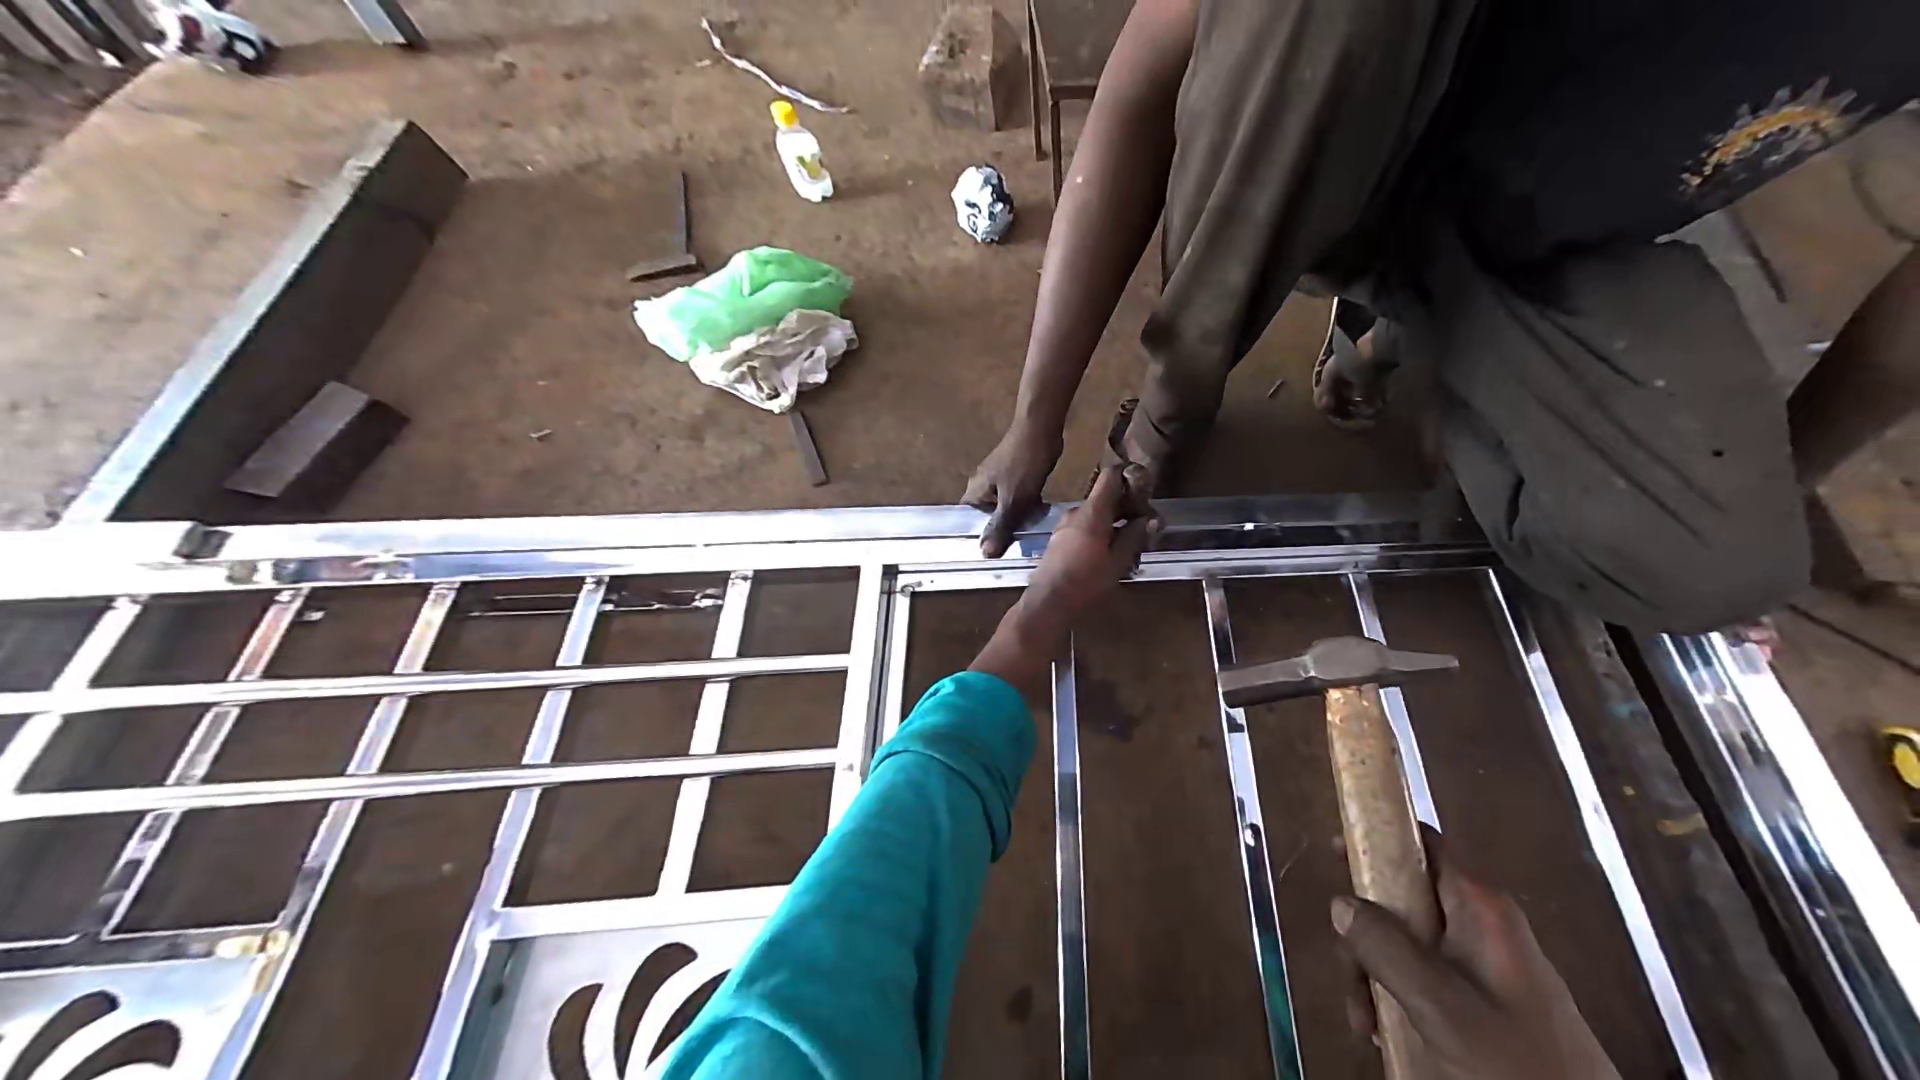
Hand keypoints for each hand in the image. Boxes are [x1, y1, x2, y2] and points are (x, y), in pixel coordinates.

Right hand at [963, 422, 1063, 557]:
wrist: (1042, 429)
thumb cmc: (1025, 464)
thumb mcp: (1014, 500)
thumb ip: (1000, 527)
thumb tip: (985, 554)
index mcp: (974, 492)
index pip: (967, 523)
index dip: (977, 538)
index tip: (990, 554)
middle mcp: (980, 486)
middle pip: (986, 517)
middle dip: (999, 531)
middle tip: (1013, 549)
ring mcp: (997, 479)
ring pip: (1002, 508)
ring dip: (1013, 519)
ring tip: (1025, 536)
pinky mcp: (1013, 475)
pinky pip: (1014, 498)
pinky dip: (1022, 506)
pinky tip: (1035, 515)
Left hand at [968, 465, 1157, 700]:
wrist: (1047, 604)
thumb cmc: (1085, 584)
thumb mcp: (1117, 562)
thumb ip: (1133, 537)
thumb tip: (1149, 519)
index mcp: (1091, 513)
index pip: (1110, 477)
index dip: (1128, 476)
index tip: (1144, 489)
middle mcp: (1075, 513)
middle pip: (1104, 499)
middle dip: (1126, 509)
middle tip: (1146, 527)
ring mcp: (1064, 526)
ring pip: (1095, 516)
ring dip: (1114, 525)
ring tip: (1131, 549)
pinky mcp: (1058, 540)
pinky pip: (1083, 528)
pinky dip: (1099, 535)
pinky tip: (1110, 557)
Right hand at [1332, 833, 1620, 1079]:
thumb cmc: (1518, 1067)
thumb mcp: (1442, 1008)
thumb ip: (1387, 948)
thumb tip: (1340, 902)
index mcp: (1480, 908)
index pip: (1421, 841)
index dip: (1376, 835)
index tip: (1335, 853)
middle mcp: (1479, 924)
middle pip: (1399, 896)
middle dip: (1364, 932)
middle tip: (1351, 972)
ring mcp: (1480, 962)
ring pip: (1400, 939)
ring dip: (1372, 972)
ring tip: (1366, 1018)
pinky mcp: (1480, 998)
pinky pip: (1419, 975)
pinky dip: (1393, 995)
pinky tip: (1386, 1028)